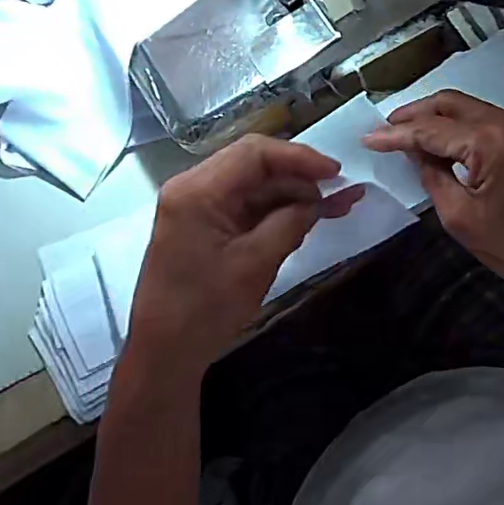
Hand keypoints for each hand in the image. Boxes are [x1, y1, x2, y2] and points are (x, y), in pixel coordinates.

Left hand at [125, 135, 362, 381]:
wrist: (164, 350)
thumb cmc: (205, 308)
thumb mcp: (255, 263)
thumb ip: (290, 223)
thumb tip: (320, 200)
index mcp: (197, 191)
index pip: (254, 154)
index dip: (299, 158)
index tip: (335, 173)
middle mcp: (192, 188)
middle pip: (252, 164)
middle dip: (298, 176)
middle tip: (338, 191)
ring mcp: (195, 206)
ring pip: (251, 185)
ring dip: (289, 193)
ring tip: (334, 206)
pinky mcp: (202, 224)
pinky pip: (243, 206)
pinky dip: (273, 210)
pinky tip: (305, 217)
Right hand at [362, 91, 503, 303]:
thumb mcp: (458, 215)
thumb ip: (431, 174)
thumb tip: (413, 151)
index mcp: (491, 143)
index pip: (431, 129)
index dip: (396, 134)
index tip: (367, 139)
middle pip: (449, 103)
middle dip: (414, 114)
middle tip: (384, 131)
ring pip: (466, 108)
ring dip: (434, 118)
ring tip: (405, 136)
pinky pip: (483, 120)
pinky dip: (456, 126)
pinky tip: (438, 142)